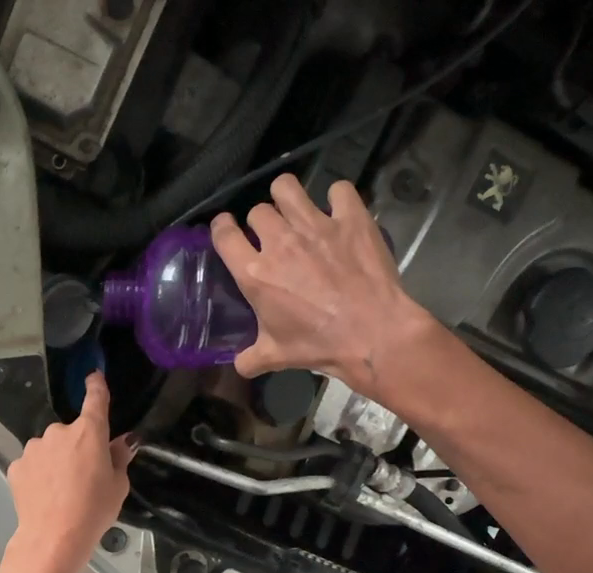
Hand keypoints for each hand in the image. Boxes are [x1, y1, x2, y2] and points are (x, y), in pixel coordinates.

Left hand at [4, 371, 134, 572]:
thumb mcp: (117, 486)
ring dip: (55, 461)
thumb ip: (118, 457)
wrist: (52, 537)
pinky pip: (32, 464)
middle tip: (83, 477)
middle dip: (76, 448)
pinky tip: (44, 496)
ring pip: (49, 448)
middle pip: (71, 433)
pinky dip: (38, 474)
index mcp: (89, 432)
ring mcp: (34, 448)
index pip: (95, 400)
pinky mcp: (16, 466)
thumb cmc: (93, 511)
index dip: (96, 387)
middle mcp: (58, 432)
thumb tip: (122, 441)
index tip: (93, 377)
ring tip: (62, 491)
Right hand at [211, 174, 440, 392]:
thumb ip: (249, 358)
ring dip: (286, 196)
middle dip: (260, 220)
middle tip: (271, 234)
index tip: (226, 229)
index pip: (224, 235)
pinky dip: (337, 197)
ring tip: (294, 209)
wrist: (372, 332)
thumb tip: (239, 365)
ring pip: (287, 188)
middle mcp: (280, 242)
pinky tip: (338, 211)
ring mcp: (316, 225)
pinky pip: (338, 190)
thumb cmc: (318, 345)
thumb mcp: (275, 357)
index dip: (221, 228)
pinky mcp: (350, 218)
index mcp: (255, 274)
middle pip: (258, 210)